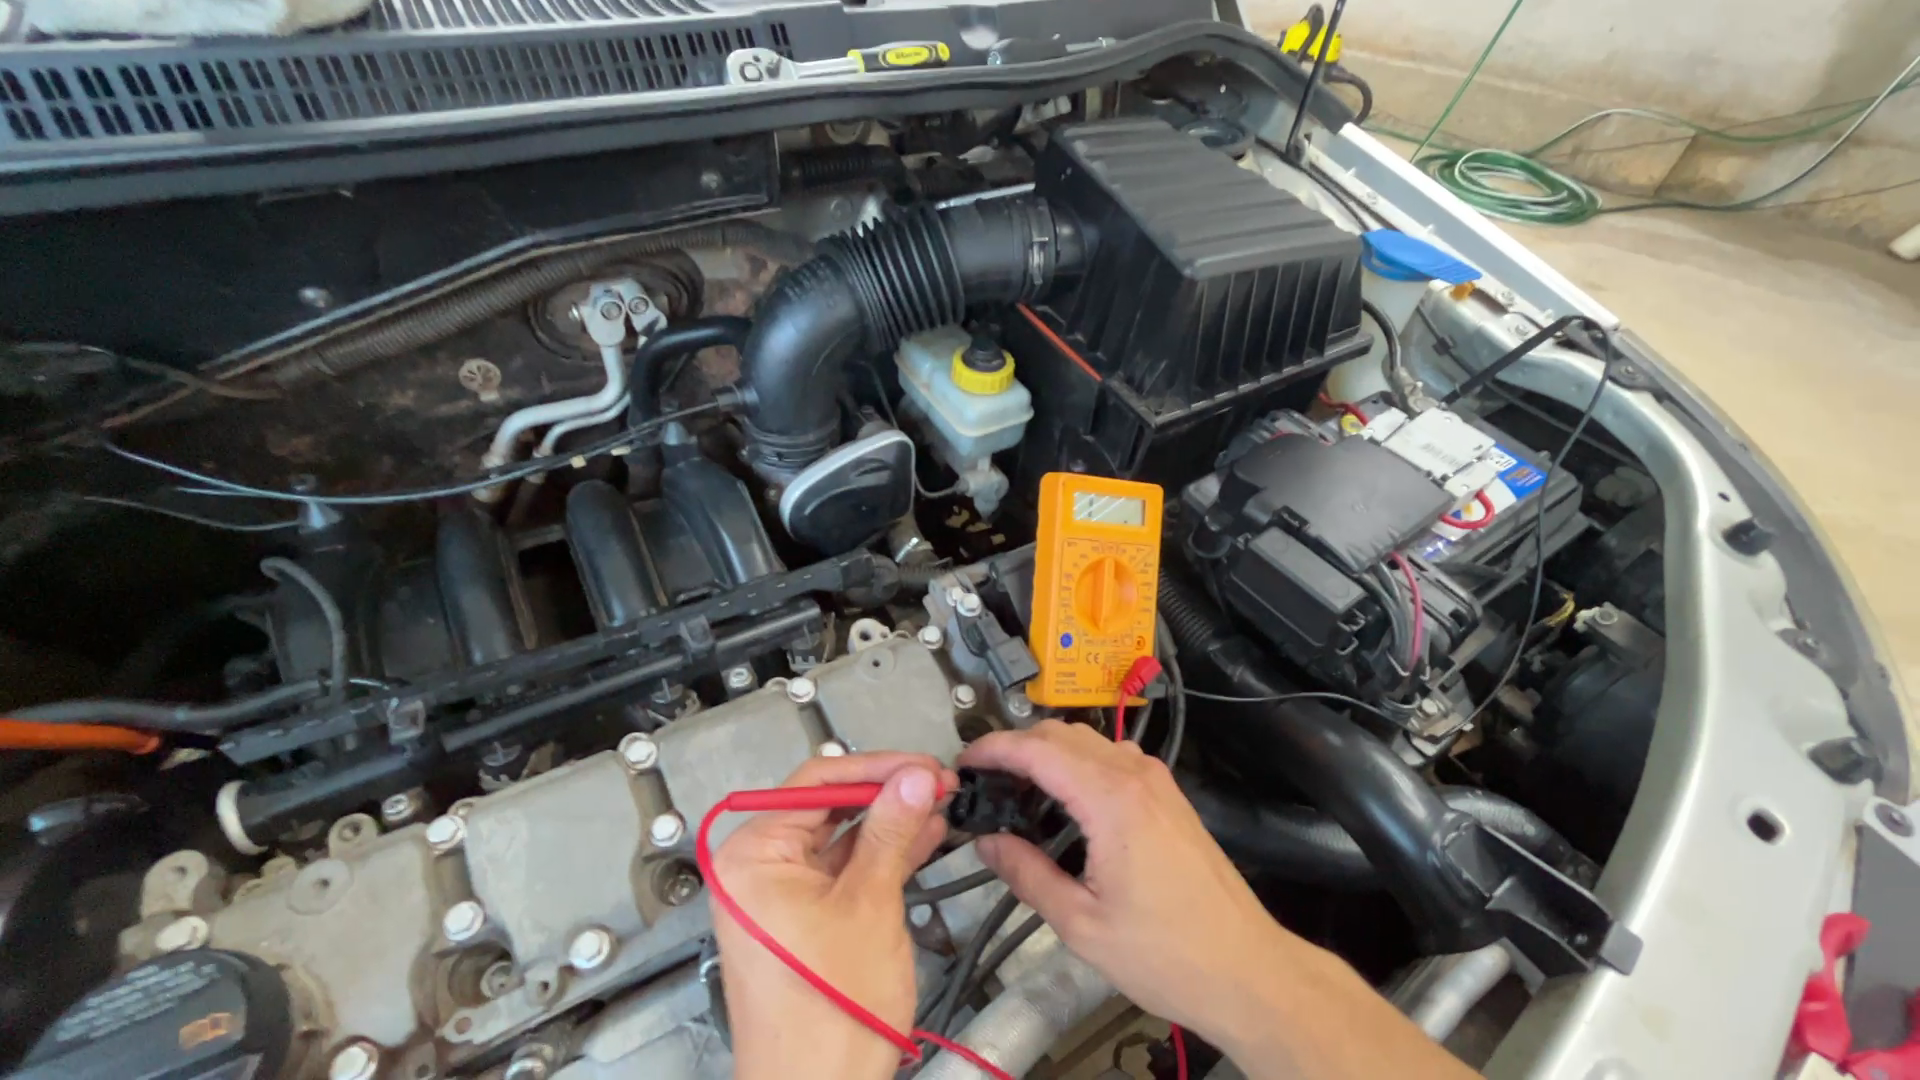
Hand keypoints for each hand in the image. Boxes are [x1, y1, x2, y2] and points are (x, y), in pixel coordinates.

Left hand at [709, 752, 957, 1079]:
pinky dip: (881, 854)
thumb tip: (915, 776)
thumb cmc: (832, 1006)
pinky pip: (844, 869)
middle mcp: (758, 865)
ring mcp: (781, 892)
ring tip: (938, 802)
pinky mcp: (804, 915)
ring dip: (891, 821)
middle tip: (936, 782)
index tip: (922, 766)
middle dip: (887, 793)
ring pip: (842, 837)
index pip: (817, 783)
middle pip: (829, 806)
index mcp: (753, 854)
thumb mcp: (868, 904)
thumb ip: (891, 831)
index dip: (875, 768)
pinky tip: (923, 834)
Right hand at [960, 721, 1477, 1078]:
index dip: (993, 748)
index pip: (1037, 749)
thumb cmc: (1165, 954)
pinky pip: (1112, 758)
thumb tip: (985, 840)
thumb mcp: (1081, 924)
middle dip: (1015, 746)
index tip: (962, 764)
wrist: (1249, 970)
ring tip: (1017, 789)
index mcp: (1110, 799)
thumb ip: (1026, 873)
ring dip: (1047, 751)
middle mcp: (1135, 774)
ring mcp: (1157, 780)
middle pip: (1060, 733)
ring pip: (1087, 740)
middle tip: (983, 781)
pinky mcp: (1168, 795)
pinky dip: (1077, 762)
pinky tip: (1064, 801)